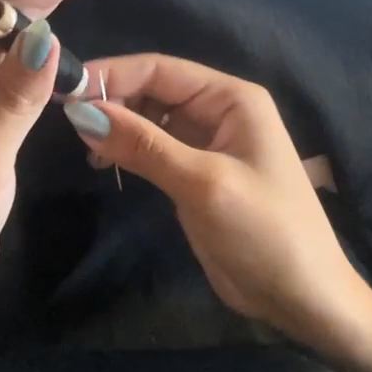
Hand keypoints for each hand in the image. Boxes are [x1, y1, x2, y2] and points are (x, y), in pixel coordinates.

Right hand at [64, 54, 371, 353]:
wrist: (306, 302)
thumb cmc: (266, 232)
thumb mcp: (203, 184)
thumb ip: (144, 145)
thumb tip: (82, 113)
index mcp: (231, 98)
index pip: (161, 69)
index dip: (113, 74)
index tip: (65, 89)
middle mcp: (218, 111)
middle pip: (152, 89)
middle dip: (112, 99)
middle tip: (65, 118)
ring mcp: (207, 143)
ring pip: (149, 117)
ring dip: (116, 125)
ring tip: (81, 142)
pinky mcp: (195, 173)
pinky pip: (153, 147)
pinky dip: (125, 149)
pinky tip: (100, 161)